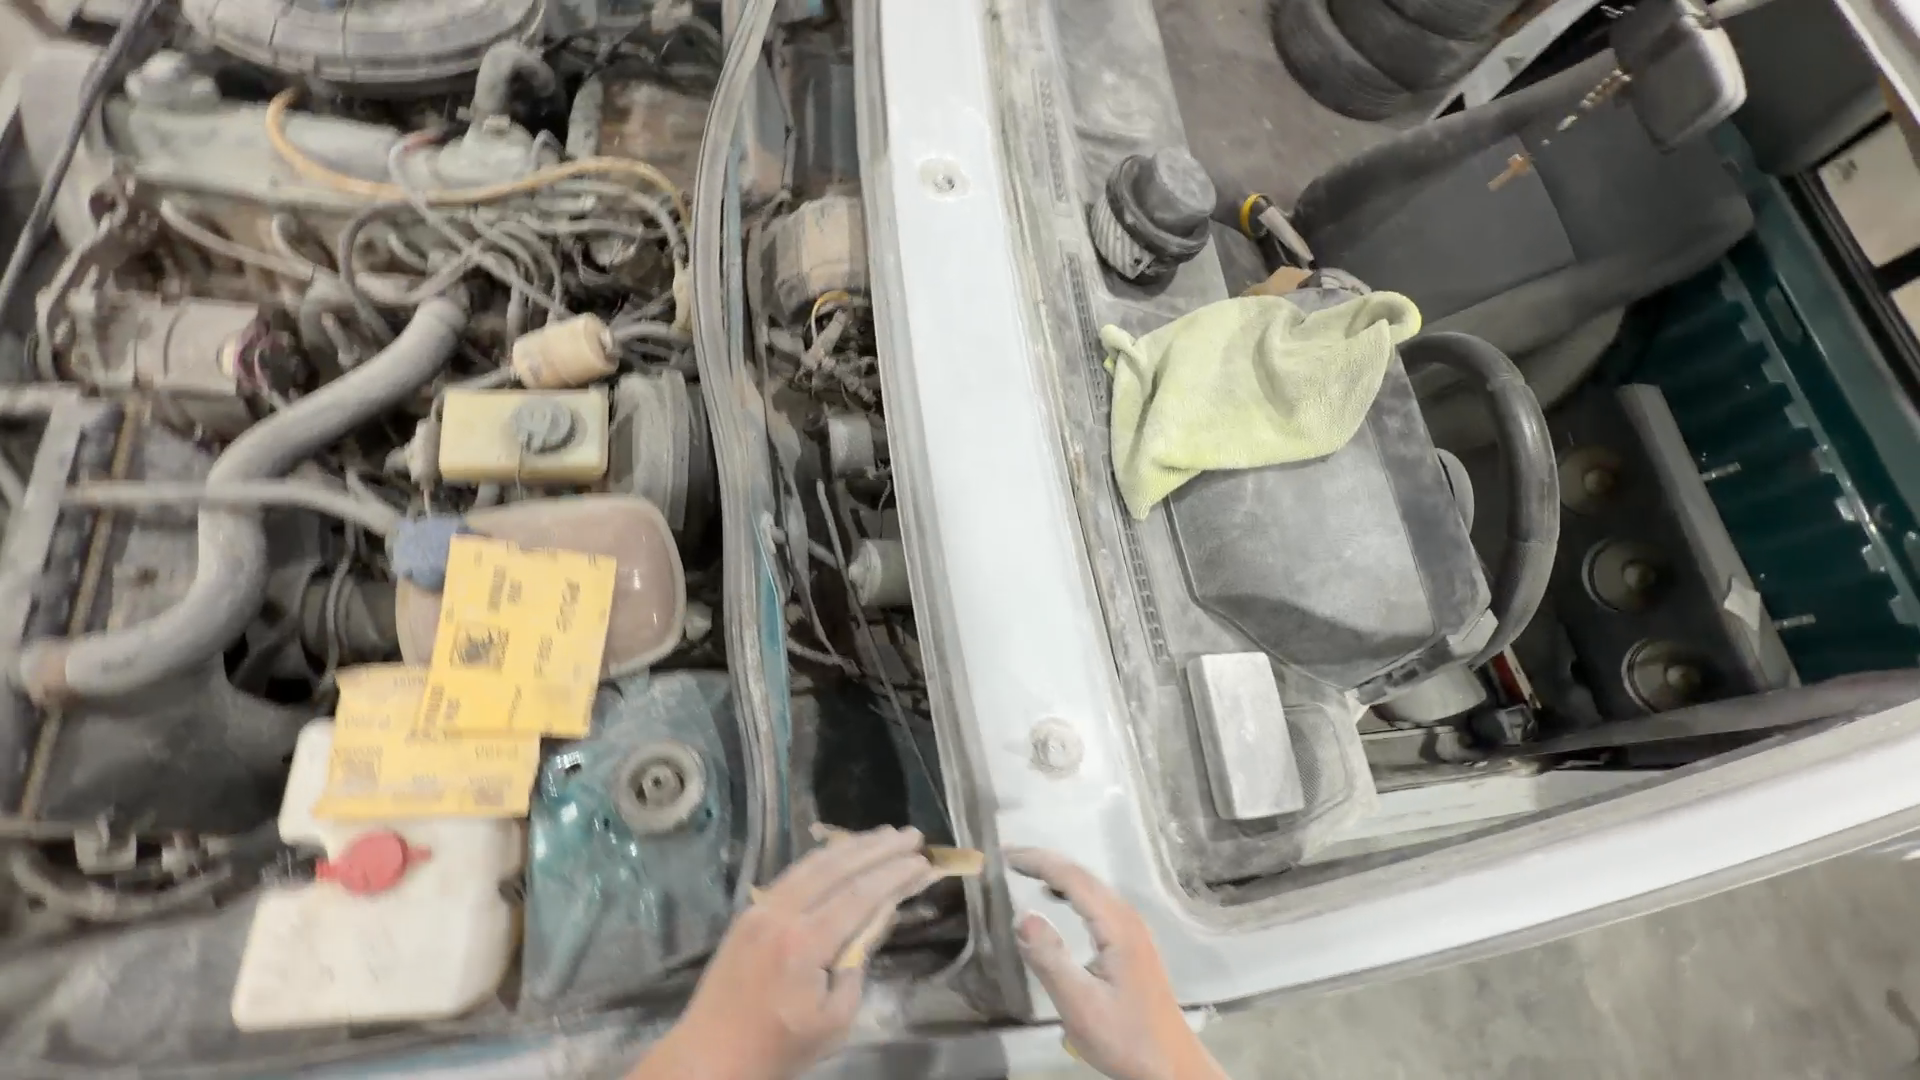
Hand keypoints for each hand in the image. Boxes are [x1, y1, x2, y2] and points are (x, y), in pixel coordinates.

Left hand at [629, 827, 938, 1079]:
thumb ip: (858, 962)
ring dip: (854, 845)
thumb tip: (877, 917)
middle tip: (913, 835)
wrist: (709, 1059)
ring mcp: (762, 907)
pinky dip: (825, 857)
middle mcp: (782, 913)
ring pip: (815, 863)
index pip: (860, 895)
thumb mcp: (835, 1021)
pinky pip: (794, 872)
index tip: (923, 860)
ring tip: (885, 834)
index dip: (895, 874)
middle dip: (880, 848)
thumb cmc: (779, 1049)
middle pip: (839, 867)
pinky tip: (844, 851)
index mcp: (804, 944)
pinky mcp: (751, 910)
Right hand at [1008, 848, 1227, 1079]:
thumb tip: (1021, 915)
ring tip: (1025, 871)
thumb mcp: (1080, 1005)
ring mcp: (1133, 928)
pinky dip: (1071, 890)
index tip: (1005, 855)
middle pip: (1083, 874)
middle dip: (1045, 861)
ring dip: (1058, 873)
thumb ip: (1050, 959)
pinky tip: (1057, 898)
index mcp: (1116, 925)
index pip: (1072, 877)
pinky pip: (1096, 900)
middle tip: (1008, 858)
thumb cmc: (1126, 1038)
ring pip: (1091, 886)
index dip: (1038, 861)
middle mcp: (1127, 916)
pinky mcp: (1132, 941)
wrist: (1172, 1070)